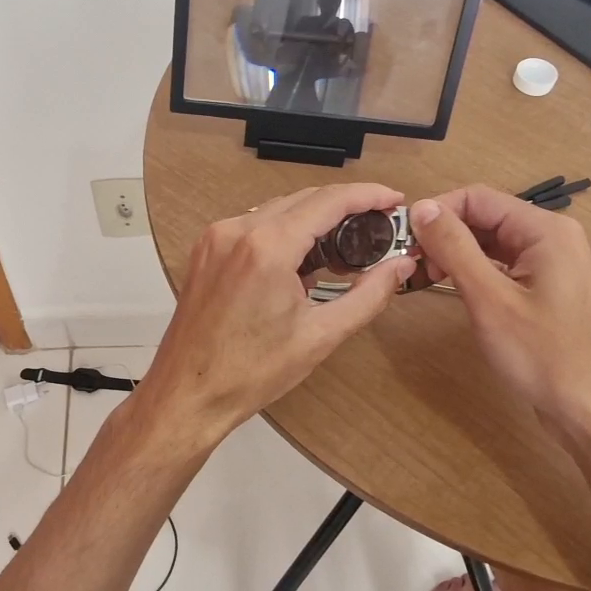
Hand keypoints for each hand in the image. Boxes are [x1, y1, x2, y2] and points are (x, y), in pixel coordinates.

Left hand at [139, 184, 418, 441]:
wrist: (188, 394)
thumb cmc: (250, 372)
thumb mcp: (320, 336)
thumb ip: (368, 295)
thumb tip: (402, 267)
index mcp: (267, 247)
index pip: (329, 201)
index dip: (368, 195)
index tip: (395, 199)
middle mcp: (237, 231)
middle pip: (304, 199)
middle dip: (345, 208)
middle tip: (378, 229)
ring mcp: (216, 238)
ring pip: (278, 210)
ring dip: (314, 220)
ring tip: (345, 250)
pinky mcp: (206, 251)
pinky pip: (254, 226)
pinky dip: (284, 233)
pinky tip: (303, 262)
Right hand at [409, 186, 590, 432]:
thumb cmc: (545, 356)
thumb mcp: (491, 300)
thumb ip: (455, 249)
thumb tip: (422, 208)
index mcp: (544, 230)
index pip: (478, 198)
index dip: (437, 212)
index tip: (404, 239)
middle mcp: (552, 238)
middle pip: (485, 217)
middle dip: (445, 235)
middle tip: (413, 266)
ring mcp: (552, 265)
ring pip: (492, 243)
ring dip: (457, 255)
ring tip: (428, 279)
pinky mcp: (547, 290)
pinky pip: (504, 266)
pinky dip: (475, 273)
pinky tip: (455, 291)